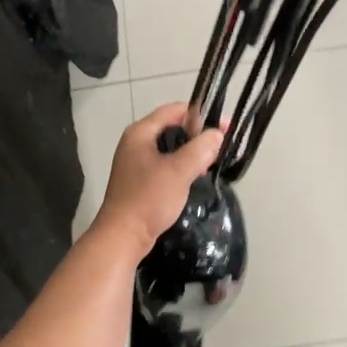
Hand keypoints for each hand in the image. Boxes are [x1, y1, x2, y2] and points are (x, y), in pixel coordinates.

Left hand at [91, 103, 222, 260]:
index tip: (223, 125)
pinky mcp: (140, 180)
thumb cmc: (149, 198)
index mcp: (141, 132)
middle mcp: (136, 142)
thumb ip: (200, 149)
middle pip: (172, 127)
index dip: (200, 115)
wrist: (123, 236)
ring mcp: (136, 162)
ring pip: (170, 147)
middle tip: (223, 143)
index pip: (174, 110)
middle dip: (198, 133)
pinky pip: (166, 163)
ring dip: (191, 150)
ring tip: (214, 158)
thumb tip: (217, 133)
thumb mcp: (179, 171)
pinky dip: (182, 165)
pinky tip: (197, 174)